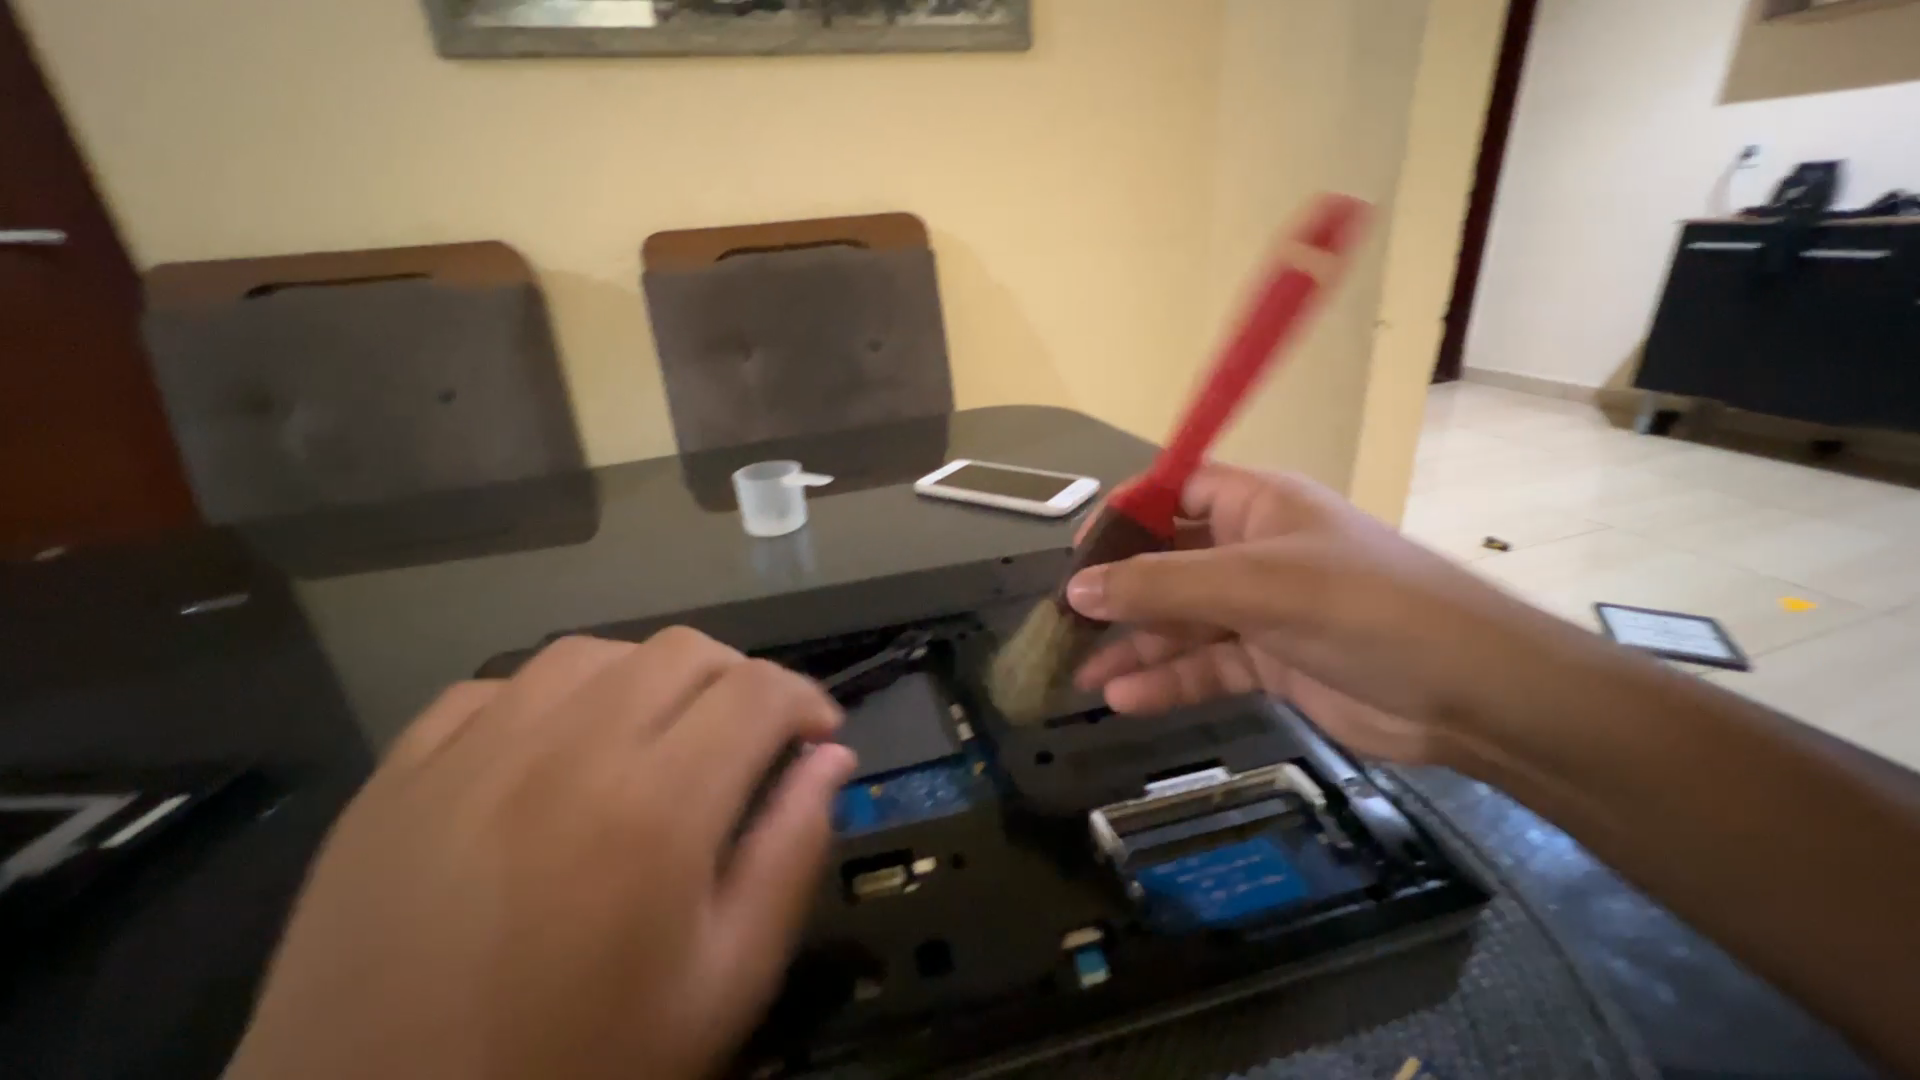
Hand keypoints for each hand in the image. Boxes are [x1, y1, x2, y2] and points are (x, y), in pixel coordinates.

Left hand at [225, 630, 857, 1079]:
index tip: (818, 737)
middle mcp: (568, 748)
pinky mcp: (400, 775)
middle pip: (683, 651)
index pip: (759, 691)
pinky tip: (553, 751)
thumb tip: (830, 760)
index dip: (807, 700)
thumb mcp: (725, 983)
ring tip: (657, 733)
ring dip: (647, 677)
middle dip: (739, 680)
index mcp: (658, 803)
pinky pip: (491, 690)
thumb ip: (790, 855)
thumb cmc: (582, 1064)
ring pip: (590, 654)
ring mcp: (473, 753)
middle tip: (749, 739)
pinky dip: (548, 700)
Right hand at [1066, 465, 1546, 763]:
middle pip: (1168, 563)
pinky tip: (1125, 699)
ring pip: (1181, 622)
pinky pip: (1204, 666)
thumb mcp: (1255, 586)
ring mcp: (1261, 610)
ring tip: (1078, 674)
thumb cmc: (1362, 608)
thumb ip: (1161, 586)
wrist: (1467, 693)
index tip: (1076, 554)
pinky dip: (1167, 680)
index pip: (1175, 493)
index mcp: (1256, 505)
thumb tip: (1076, 588)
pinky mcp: (1271, 663)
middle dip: (1117, 594)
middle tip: (1063, 624)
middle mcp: (1253, 551)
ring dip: (1133, 646)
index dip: (1124, 515)